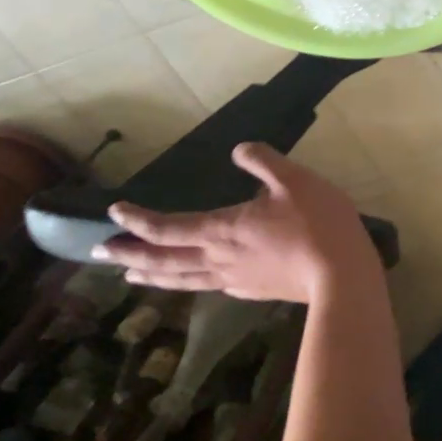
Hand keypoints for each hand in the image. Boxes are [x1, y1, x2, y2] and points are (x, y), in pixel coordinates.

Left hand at [94, 142, 378, 303]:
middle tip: (100, 253)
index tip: (113, 212)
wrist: (341, 272)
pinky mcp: (253, 291)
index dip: (137, 220)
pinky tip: (195, 283)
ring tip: (131, 277)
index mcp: (222, 229)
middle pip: (163, 259)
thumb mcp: (296, 180)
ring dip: (152, 276)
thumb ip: (265, 162)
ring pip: (181, 279)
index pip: (166, 227)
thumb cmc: (318, 222)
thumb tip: (239, 150)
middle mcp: (217, 257)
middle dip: (129, 254)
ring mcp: (234, 279)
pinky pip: (211, 287)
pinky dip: (191, 283)